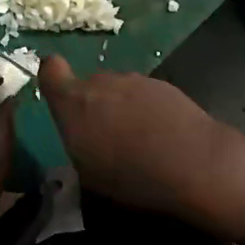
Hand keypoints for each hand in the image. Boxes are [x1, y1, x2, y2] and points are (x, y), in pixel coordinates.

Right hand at [38, 56, 239, 223]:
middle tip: (106, 137)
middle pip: (89, 84)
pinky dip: (148, 111)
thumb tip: (81, 134)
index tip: (61, 98)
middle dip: (93, 104)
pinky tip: (162, 137)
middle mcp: (101, 82)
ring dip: (122, 108)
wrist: (194, 163)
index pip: (50, 69)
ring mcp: (135, 81)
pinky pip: (145, 96)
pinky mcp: (164, 86)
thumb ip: (77, 142)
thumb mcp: (88, 172)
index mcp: (73, 102)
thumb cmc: (130, 175)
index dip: (53, 78)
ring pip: (118, 90)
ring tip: (138, 141)